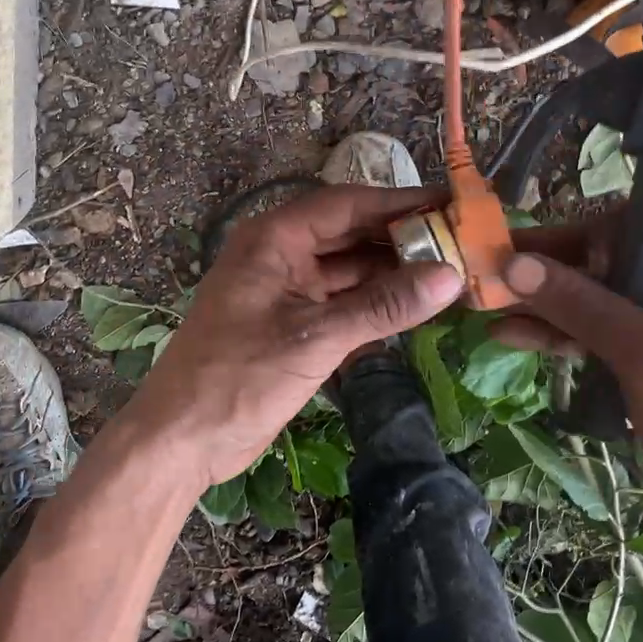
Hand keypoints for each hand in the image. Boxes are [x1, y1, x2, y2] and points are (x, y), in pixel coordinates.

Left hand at [122, 185, 463, 488]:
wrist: (181, 439)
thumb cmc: (238, 377)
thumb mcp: (315, 338)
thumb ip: (383, 306)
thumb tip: (450, 276)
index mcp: (274, 238)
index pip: (347, 204)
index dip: (400, 202)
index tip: (451, 203)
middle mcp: (281, 254)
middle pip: (351, 234)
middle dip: (402, 238)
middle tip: (461, 242)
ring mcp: (286, 290)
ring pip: (350, 270)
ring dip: (393, 274)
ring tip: (452, 274)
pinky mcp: (294, 325)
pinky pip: (343, 302)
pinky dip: (376, 305)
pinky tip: (417, 309)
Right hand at [494, 227, 642, 558]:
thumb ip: (582, 306)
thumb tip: (513, 263)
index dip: (585, 232)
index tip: (532, 248)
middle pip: (612, 264)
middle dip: (552, 273)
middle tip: (495, 275)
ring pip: (600, 303)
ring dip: (547, 307)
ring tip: (490, 309)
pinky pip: (601, 339)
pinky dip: (561, 337)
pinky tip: (513, 337)